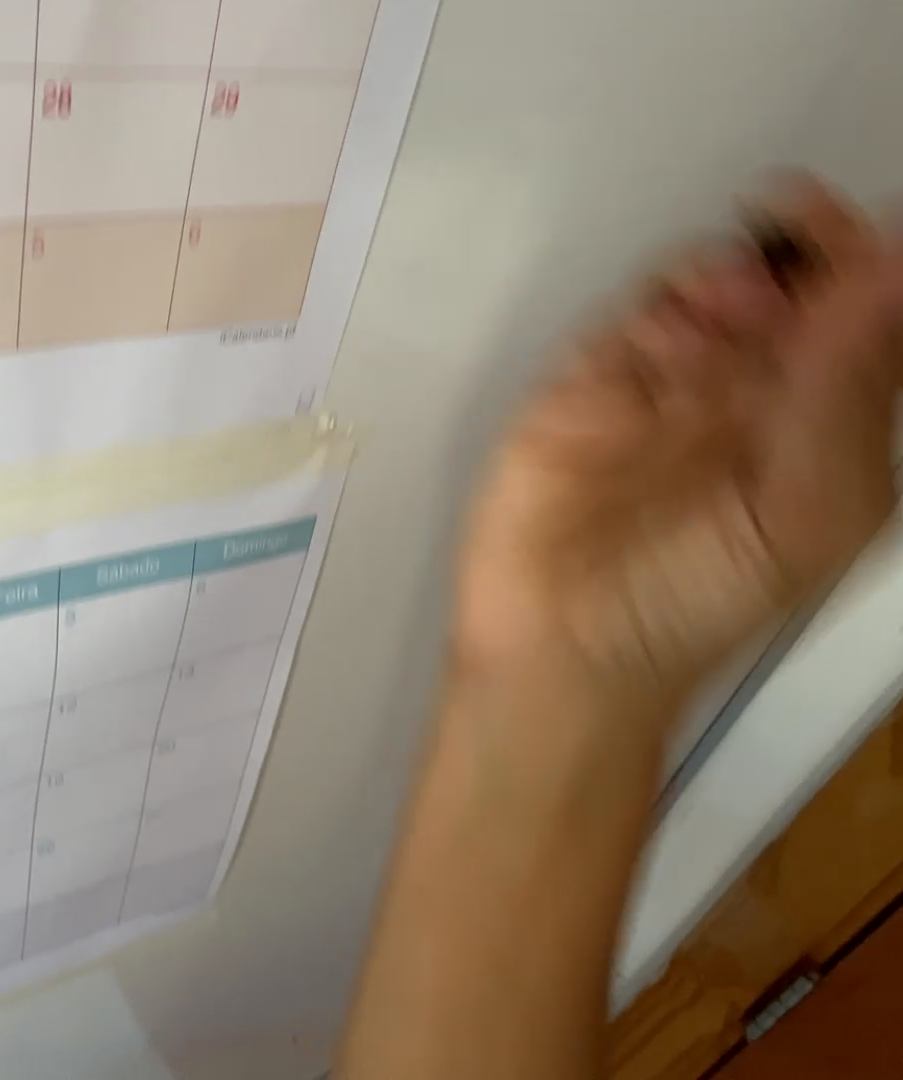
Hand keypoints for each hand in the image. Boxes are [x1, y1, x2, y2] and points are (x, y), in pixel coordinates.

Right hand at [456, 178, 902, 718]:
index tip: (824, 216)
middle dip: (767, 266)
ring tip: (709, 307)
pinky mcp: (558, 414)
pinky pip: (596, 347)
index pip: (840, 318)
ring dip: (698, 287)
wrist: (568, 652)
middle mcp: (724, 403)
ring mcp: (634, 405)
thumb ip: (841, 400)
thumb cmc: (699, 604)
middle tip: (758, 279)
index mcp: (806, 423)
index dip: (844, 257)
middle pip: (757, 298)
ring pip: (671, 310)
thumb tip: (876, 285)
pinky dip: (626, 325)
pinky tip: (651, 336)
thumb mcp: (811, 511)